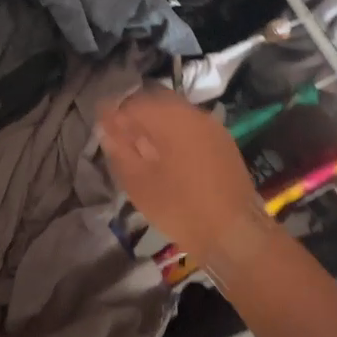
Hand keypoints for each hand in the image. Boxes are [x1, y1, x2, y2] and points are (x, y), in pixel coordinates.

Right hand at [99, 86, 267, 261]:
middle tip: (118, 138)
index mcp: (172, 119)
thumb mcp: (139, 184)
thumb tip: (107, 129)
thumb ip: (120, 150)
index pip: (134, 103)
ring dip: (154, 126)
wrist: (236, 233)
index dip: (114, 113)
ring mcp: (212, 127)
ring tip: (140, 149)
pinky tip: (165, 156)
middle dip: (135, 117)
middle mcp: (194, 114)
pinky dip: (173, 135)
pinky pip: (190, 128)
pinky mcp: (223, 143)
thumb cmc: (182, 209)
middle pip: (156, 103)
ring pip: (175, 115)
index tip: (101, 126)